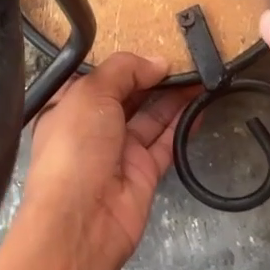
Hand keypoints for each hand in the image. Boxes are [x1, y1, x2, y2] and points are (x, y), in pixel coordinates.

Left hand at [20, 52, 195, 269]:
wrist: (81, 219)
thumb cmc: (74, 148)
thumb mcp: (90, 93)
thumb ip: (123, 71)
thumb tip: (156, 63)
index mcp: (69, 107)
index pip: (98, 79)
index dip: (124, 65)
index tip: (154, 49)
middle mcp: (92, 129)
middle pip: (128, 97)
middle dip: (154, 79)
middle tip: (186, 61)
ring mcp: (119, 152)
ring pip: (150, 118)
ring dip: (174, 98)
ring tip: (201, 77)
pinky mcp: (143, 173)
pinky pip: (166, 144)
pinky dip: (183, 126)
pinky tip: (201, 107)